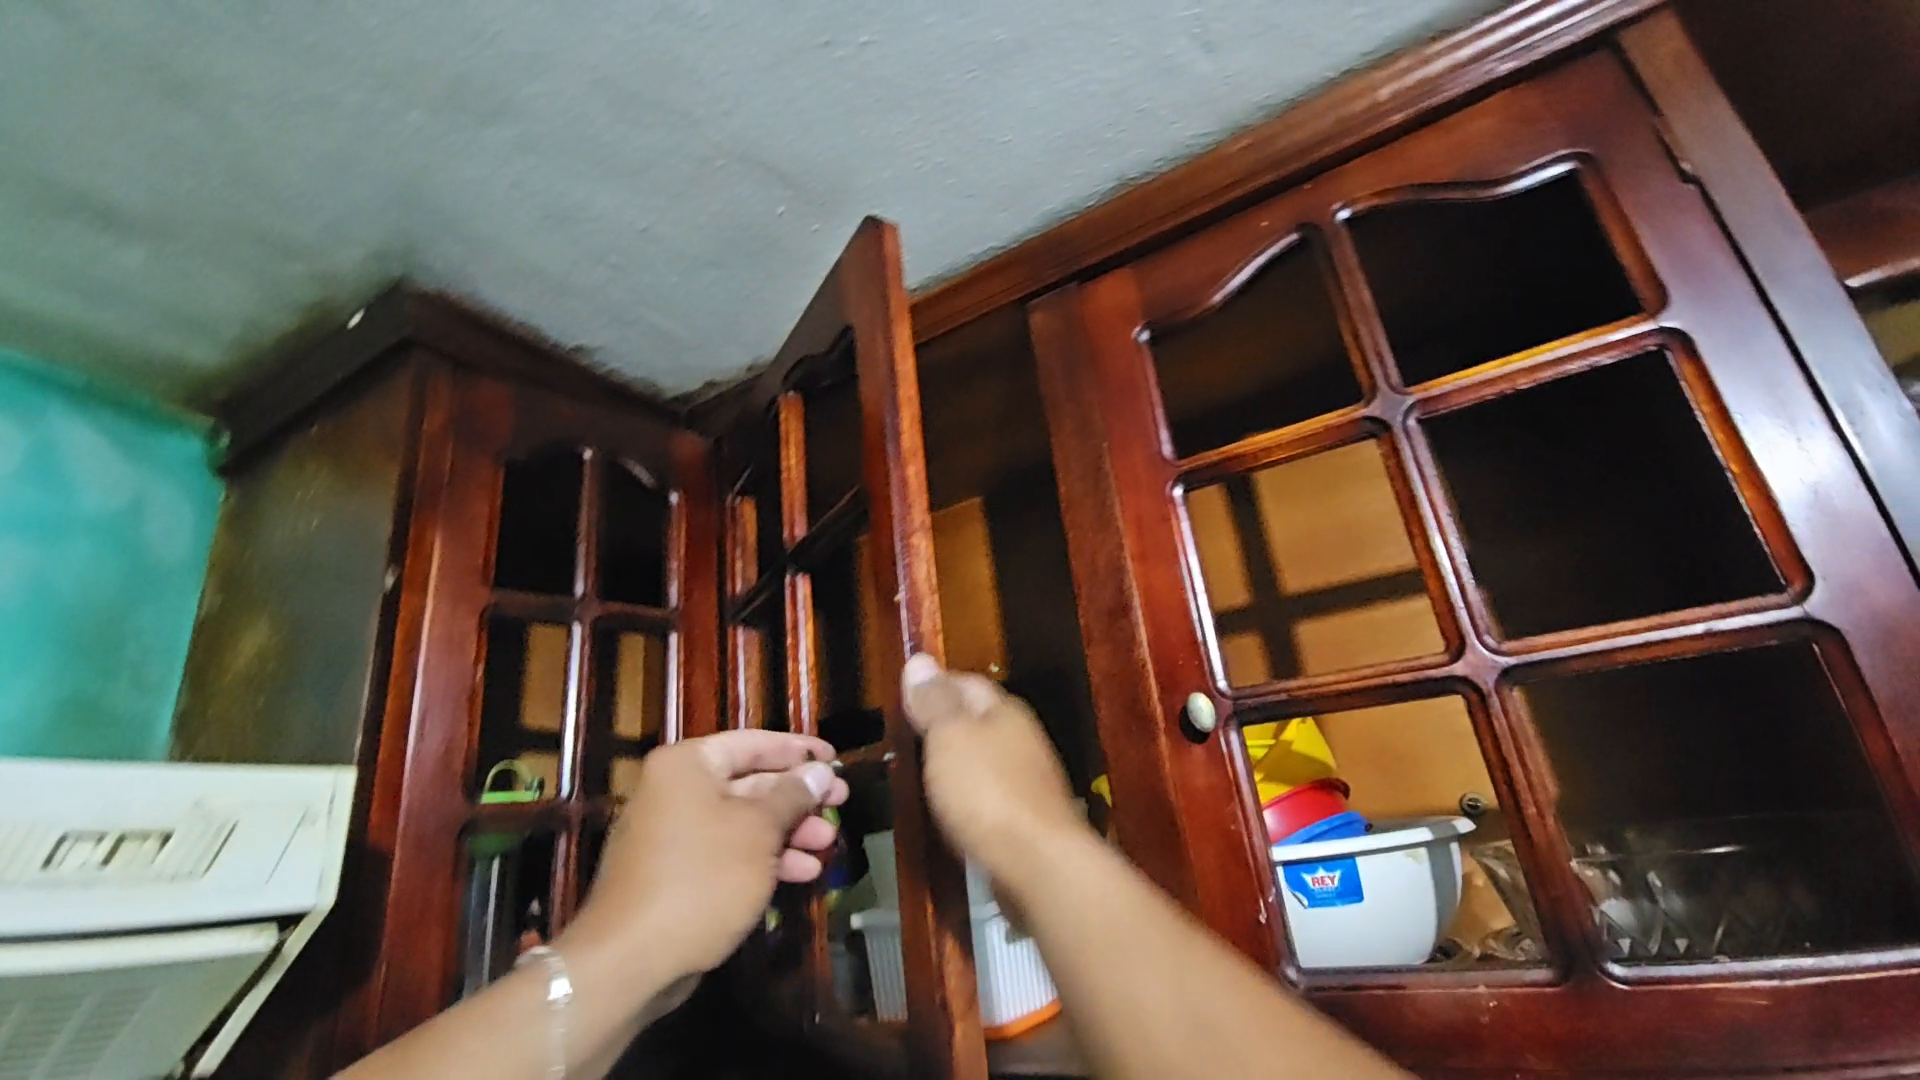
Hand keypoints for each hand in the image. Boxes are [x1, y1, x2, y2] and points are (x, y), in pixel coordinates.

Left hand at [561, 730, 849, 984]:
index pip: (752, 743)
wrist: (630, 961)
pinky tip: (802, 873)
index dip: (797, 750)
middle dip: (797, 797)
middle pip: (750, 783)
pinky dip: (763, 859)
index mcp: (687, 766)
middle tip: (840, 801)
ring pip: (743, 822)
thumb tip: (820, 771)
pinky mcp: (676, 876)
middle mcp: (676, 792)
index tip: (834, 757)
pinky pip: (728, 854)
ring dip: (788, 832)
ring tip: (827, 843)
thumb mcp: (758, 831)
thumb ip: (792, 796)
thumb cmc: (701, 877)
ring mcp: (673, 836)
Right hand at [900, 654, 1083, 882]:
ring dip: (954, 765)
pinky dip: (966, 800)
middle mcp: (1022, 740)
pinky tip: (949, 812)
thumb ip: (934, 702)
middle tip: (902, 737)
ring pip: (983, 761)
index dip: (934, 685)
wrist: (1040, 865)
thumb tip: (919, 659)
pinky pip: (988, 798)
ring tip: (918, 775)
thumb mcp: (950, 737)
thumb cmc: (988, 792)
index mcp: (1005, 711)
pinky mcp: (1026, 822)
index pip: (966, 682)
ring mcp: (1028, 782)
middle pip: (977, 722)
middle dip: (943, 726)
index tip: (901, 696)